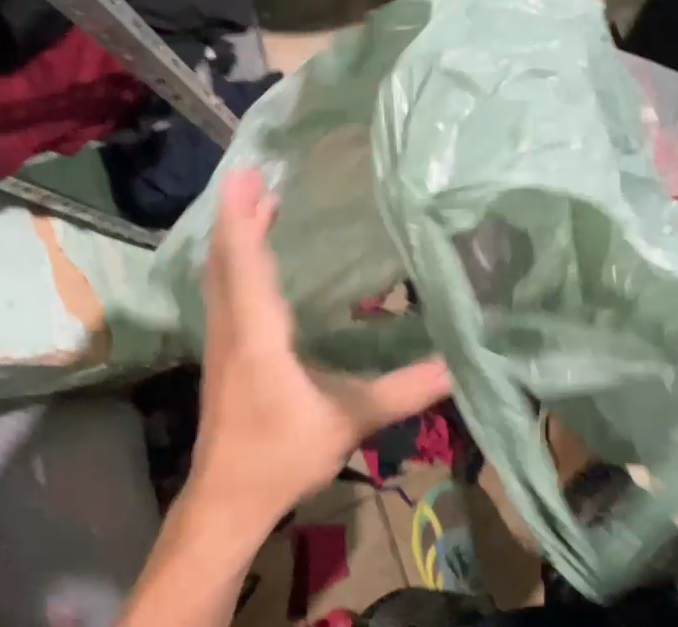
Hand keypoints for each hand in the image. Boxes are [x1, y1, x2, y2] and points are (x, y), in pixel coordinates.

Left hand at [189, 168, 452, 522]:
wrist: (227, 503)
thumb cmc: (282, 456)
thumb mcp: (350, 421)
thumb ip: (404, 390)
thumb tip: (457, 363)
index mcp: (258, 334)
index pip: (245, 262)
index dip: (243, 216)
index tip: (246, 174)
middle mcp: (233, 328)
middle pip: (226, 259)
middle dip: (240, 214)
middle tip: (258, 174)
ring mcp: (222, 342)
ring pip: (220, 275)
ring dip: (236, 236)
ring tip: (259, 202)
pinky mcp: (224, 355)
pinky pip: (223, 291)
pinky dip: (236, 261)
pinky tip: (256, 261)